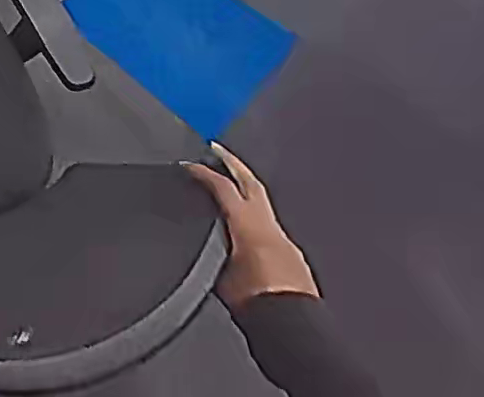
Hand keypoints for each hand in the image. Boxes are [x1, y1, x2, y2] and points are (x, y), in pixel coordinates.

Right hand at [185, 142, 318, 305]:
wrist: (293, 333)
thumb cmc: (256, 305)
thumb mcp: (219, 269)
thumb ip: (213, 244)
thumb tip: (204, 234)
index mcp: (249, 225)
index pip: (223, 186)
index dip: (203, 172)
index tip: (189, 164)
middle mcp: (270, 227)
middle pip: (250, 182)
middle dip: (232, 163)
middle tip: (217, 149)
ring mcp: (285, 240)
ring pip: (264, 203)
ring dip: (246, 188)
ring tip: (230, 180)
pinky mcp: (294, 256)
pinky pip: (271, 225)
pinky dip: (257, 215)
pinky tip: (246, 222)